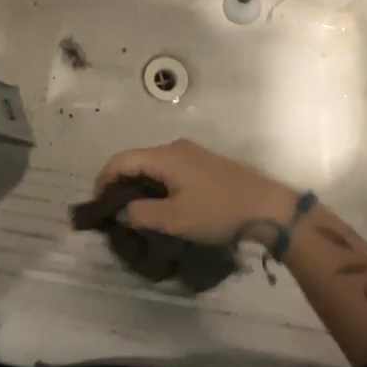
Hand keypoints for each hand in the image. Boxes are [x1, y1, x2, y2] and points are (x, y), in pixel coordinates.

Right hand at [94, 139, 299, 246]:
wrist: (268, 207)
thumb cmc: (218, 211)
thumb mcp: (175, 218)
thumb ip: (141, 214)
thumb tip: (121, 212)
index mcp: (164, 156)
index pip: (121, 160)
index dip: (104, 180)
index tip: (98, 206)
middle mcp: (174, 148)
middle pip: (136, 160)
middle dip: (120, 184)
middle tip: (114, 212)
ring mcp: (191, 154)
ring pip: (153, 166)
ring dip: (139, 186)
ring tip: (135, 212)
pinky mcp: (203, 164)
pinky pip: (169, 170)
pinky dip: (157, 185)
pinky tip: (161, 205)